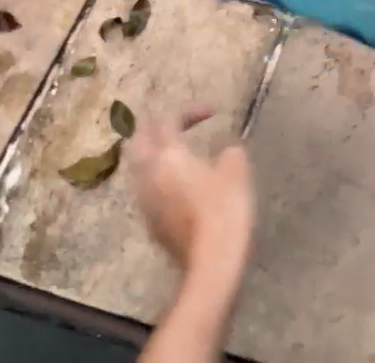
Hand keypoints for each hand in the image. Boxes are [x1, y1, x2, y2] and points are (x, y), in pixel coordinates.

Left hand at [125, 104, 255, 270]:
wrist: (211, 263)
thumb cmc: (224, 210)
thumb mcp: (236, 171)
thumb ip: (230, 153)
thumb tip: (226, 152)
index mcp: (168, 155)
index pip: (167, 120)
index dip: (189, 111)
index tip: (212, 113)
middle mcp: (149, 174)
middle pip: (139, 140)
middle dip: (157, 128)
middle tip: (180, 126)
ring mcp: (145, 201)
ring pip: (138, 166)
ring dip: (154, 153)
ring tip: (177, 152)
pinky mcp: (150, 223)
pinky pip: (146, 189)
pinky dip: (158, 176)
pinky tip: (178, 183)